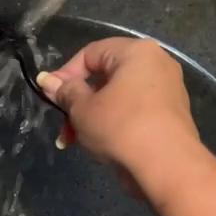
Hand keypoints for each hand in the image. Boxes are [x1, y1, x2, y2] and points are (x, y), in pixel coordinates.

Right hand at [36, 37, 204, 183]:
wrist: (164, 163)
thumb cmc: (119, 127)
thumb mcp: (82, 109)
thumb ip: (65, 92)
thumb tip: (47, 80)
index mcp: (136, 52)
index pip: (90, 53)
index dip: (65, 74)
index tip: (49, 97)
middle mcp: (155, 62)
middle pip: (104, 75)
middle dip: (77, 101)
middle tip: (62, 125)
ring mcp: (166, 87)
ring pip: (116, 95)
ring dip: (91, 115)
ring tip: (74, 140)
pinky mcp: (168, 111)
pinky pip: (132, 108)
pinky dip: (111, 121)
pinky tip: (98, 143)